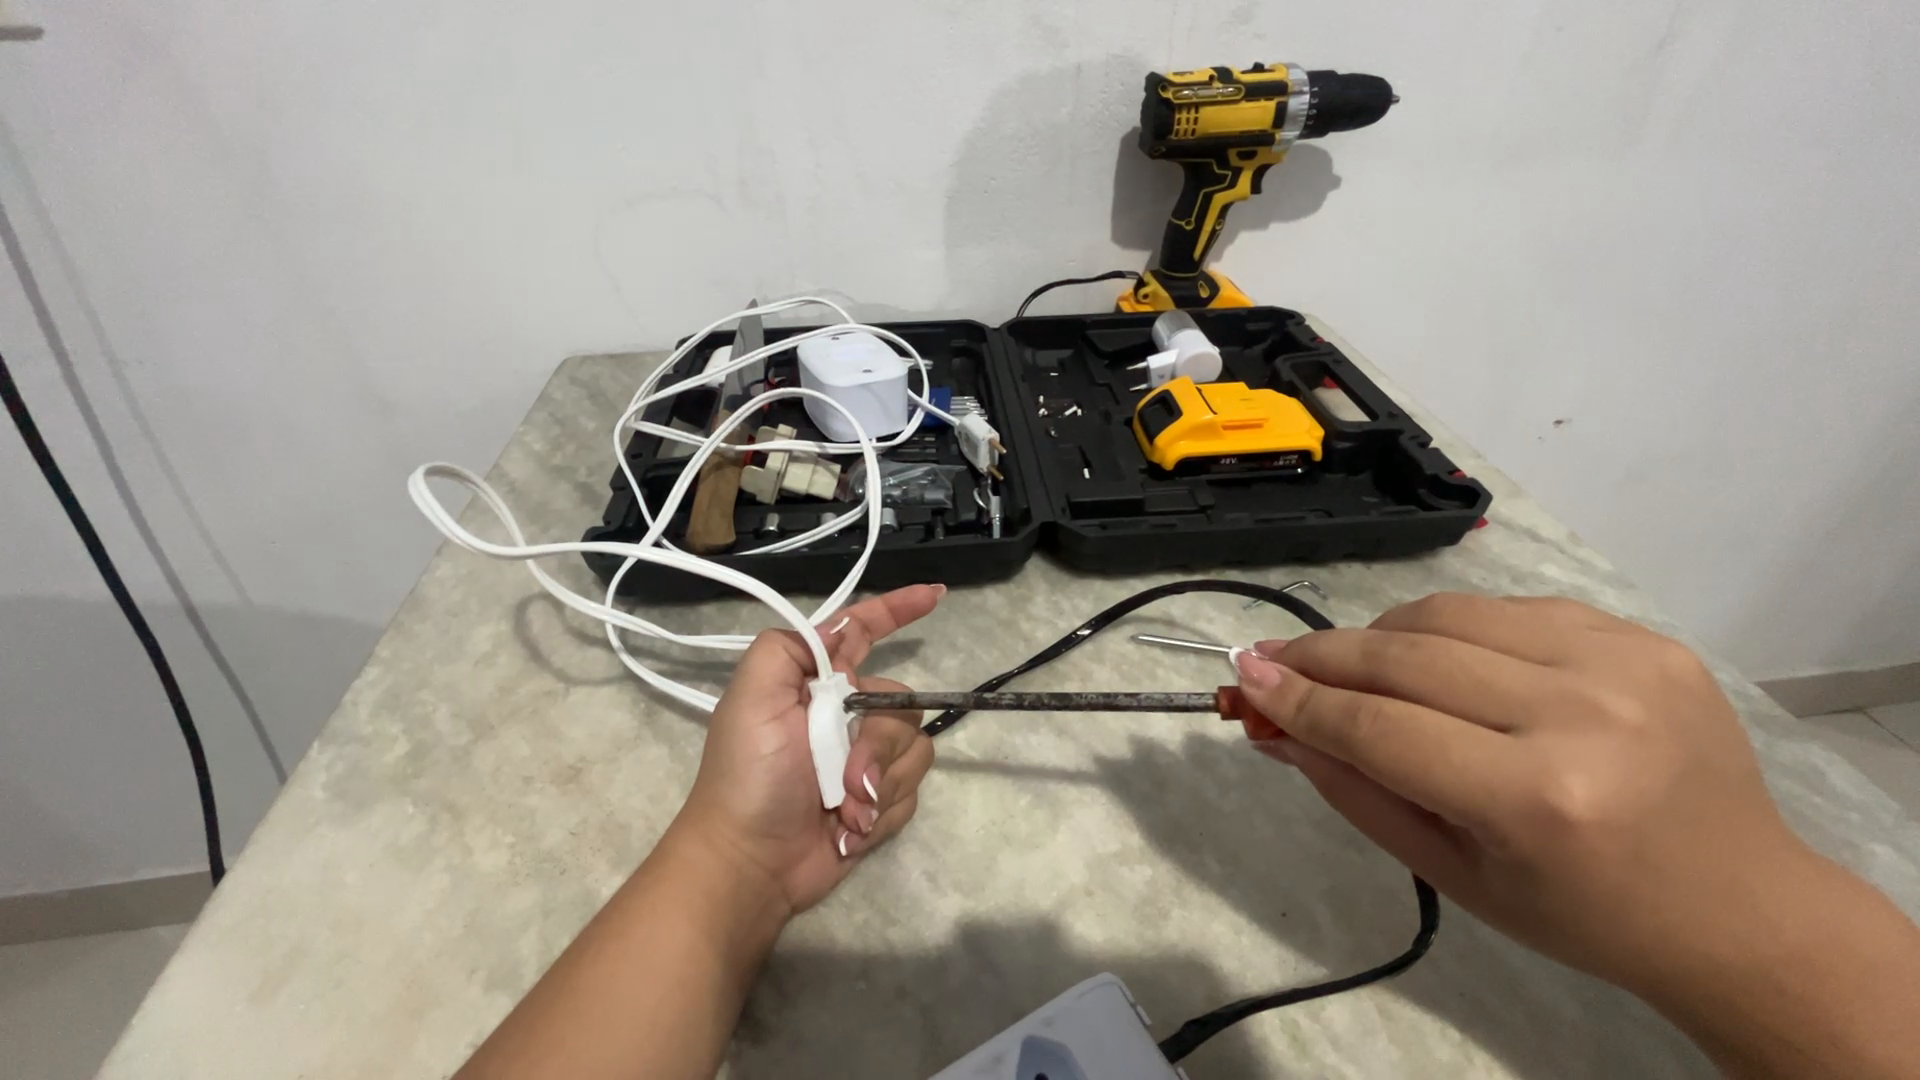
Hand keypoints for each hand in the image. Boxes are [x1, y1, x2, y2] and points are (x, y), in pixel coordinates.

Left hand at [675, 584, 940, 915]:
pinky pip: (912, 789)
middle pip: (903, 702)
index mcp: (818, 681)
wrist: (751, 863)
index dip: (899, 609)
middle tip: (847, 779)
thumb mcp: (753, 697)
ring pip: (914, 749)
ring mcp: (866, 758)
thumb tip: (840, 627)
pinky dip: (883, 811)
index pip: (864, 631)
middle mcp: (848, 713)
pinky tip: (850, 828)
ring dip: (879, 783)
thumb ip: (791, 648)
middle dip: (879, 743)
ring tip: (845, 809)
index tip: (937, 594)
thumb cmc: (749, 776)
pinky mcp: (879, 798)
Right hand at [1230, 592, 1809, 993]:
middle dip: (1321, 656)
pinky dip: (1446, 629)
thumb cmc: (1579, 911)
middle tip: (1270, 659)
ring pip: (1445, 615)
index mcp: (1538, 798)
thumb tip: (1274, 723)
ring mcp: (1622, 662)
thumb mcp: (1447, 870)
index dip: (1298, 698)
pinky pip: (1503, 609)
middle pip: (1405, 656)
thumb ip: (1351, 787)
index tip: (1243, 675)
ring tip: (1352, 664)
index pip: (1379, 726)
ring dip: (1378, 636)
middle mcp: (1583, 715)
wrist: (1741, 907)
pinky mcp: (1641, 637)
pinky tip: (1437, 661)